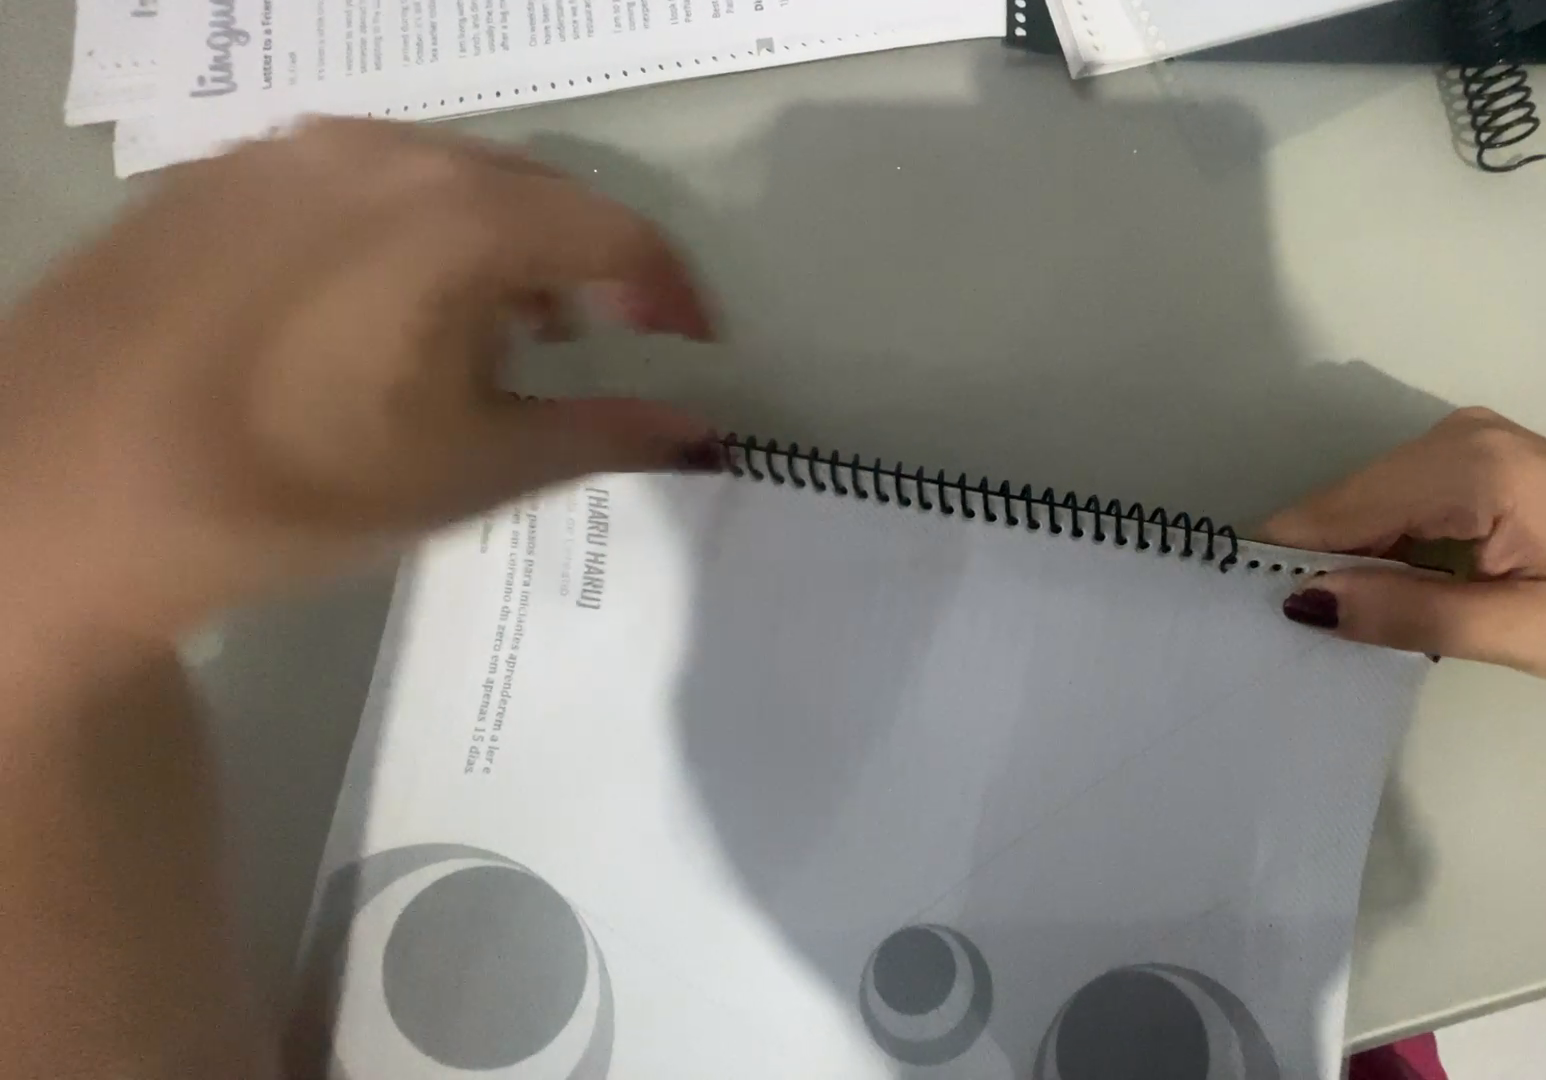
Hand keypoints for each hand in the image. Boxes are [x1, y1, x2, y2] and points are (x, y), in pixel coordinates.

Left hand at [0, 119, 717, 641]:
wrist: (54, 503)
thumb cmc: (307, 487)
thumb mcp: (486, 468)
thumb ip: (611, 435)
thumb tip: (707, 435)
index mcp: (456, 219)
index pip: (617, 232)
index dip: (675, 290)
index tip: (696, 347)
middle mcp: (380, 154)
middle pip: (546, 194)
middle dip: (603, 267)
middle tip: (620, 339)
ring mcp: (290, 154)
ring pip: (462, 179)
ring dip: (523, 249)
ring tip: (523, 331)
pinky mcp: (226, 175)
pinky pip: (378, 182)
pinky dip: (437, 233)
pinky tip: (417, 305)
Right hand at [1256, 408, 1545, 682]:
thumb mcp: (1524, 632)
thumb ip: (1412, 614)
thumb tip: (1305, 600)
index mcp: (1469, 468)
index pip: (1336, 512)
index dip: (1284, 561)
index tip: (1246, 615)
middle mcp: (1451, 437)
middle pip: (1339, 505)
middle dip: (1314, 564)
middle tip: (1303, 635)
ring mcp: (1457, 442)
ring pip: (1356, 505)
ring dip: (1342, 560)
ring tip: (1346, 619)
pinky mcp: (1463, 459)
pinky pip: (1385, 504)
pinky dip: (1371, 548)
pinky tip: (1385, 589)